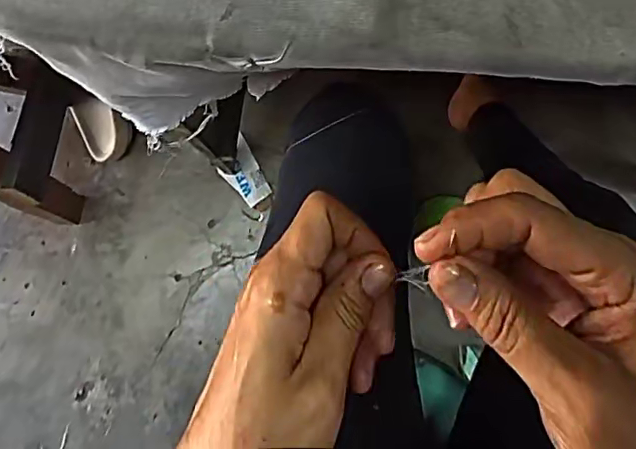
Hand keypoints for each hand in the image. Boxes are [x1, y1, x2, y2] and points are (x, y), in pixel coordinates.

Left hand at [181, 192, 396, 448]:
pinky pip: (318, 305)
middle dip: (366, 285)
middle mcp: (268, 285)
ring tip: (362, 361)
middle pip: (335, 246)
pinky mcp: (272, 327)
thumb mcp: (321, 378)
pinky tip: (346, 367)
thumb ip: (350, 310)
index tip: (379, 278)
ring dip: (358, 313)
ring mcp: (269, 305)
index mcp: (277, 284)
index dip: (361, 236)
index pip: (324, 211)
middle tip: (375, 333)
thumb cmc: (256, 443)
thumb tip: (376, 266)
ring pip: (331, 277)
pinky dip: (341, 330)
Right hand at [414, 170, 635, 448]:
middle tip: (442, 278)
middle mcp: (596, 253)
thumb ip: (510, 325)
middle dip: (474, 229)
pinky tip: (468, 311)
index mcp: (615, 264)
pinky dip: (480, 276)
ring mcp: (578, 271)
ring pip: (509, 227)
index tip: (427, 248)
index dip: (476, 223)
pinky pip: (509, 263)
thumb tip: (447, 271)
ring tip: (455, 307)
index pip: (534, 216)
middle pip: (522, 202)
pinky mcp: (559, 293)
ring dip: (473, 253)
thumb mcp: (574, 390)